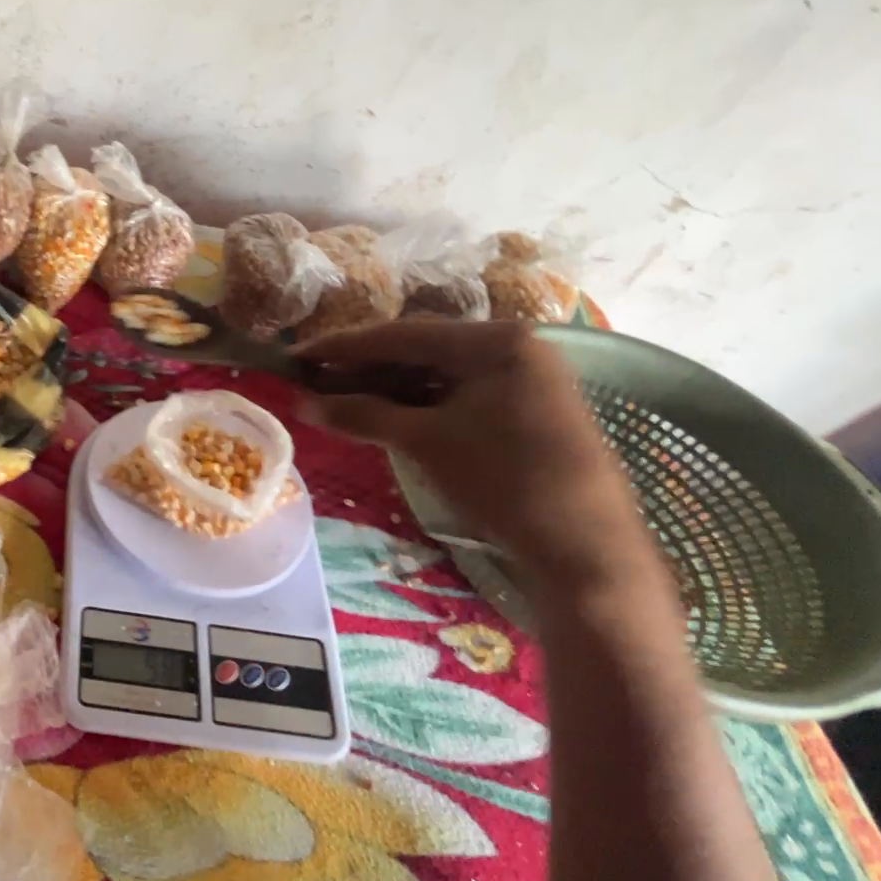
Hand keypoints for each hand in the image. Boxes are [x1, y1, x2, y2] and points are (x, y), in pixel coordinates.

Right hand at [295, 320, 670, 609]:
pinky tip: (382, 417)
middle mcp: (513, 347)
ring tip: (336, 401)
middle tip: (311, 381)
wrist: (585, 545)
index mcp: (494, 341)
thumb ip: (361, 415)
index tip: (295, 355)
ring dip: (385, 388)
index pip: (400, 335)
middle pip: (419, 350)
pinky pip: (456, 394)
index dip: (342, 346)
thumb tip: (303, 403)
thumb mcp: (424, 442)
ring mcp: (523, 377)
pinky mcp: (524, 408)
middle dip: (362, 368)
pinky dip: (415, 404)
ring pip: (436, 373)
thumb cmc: (504, 480)